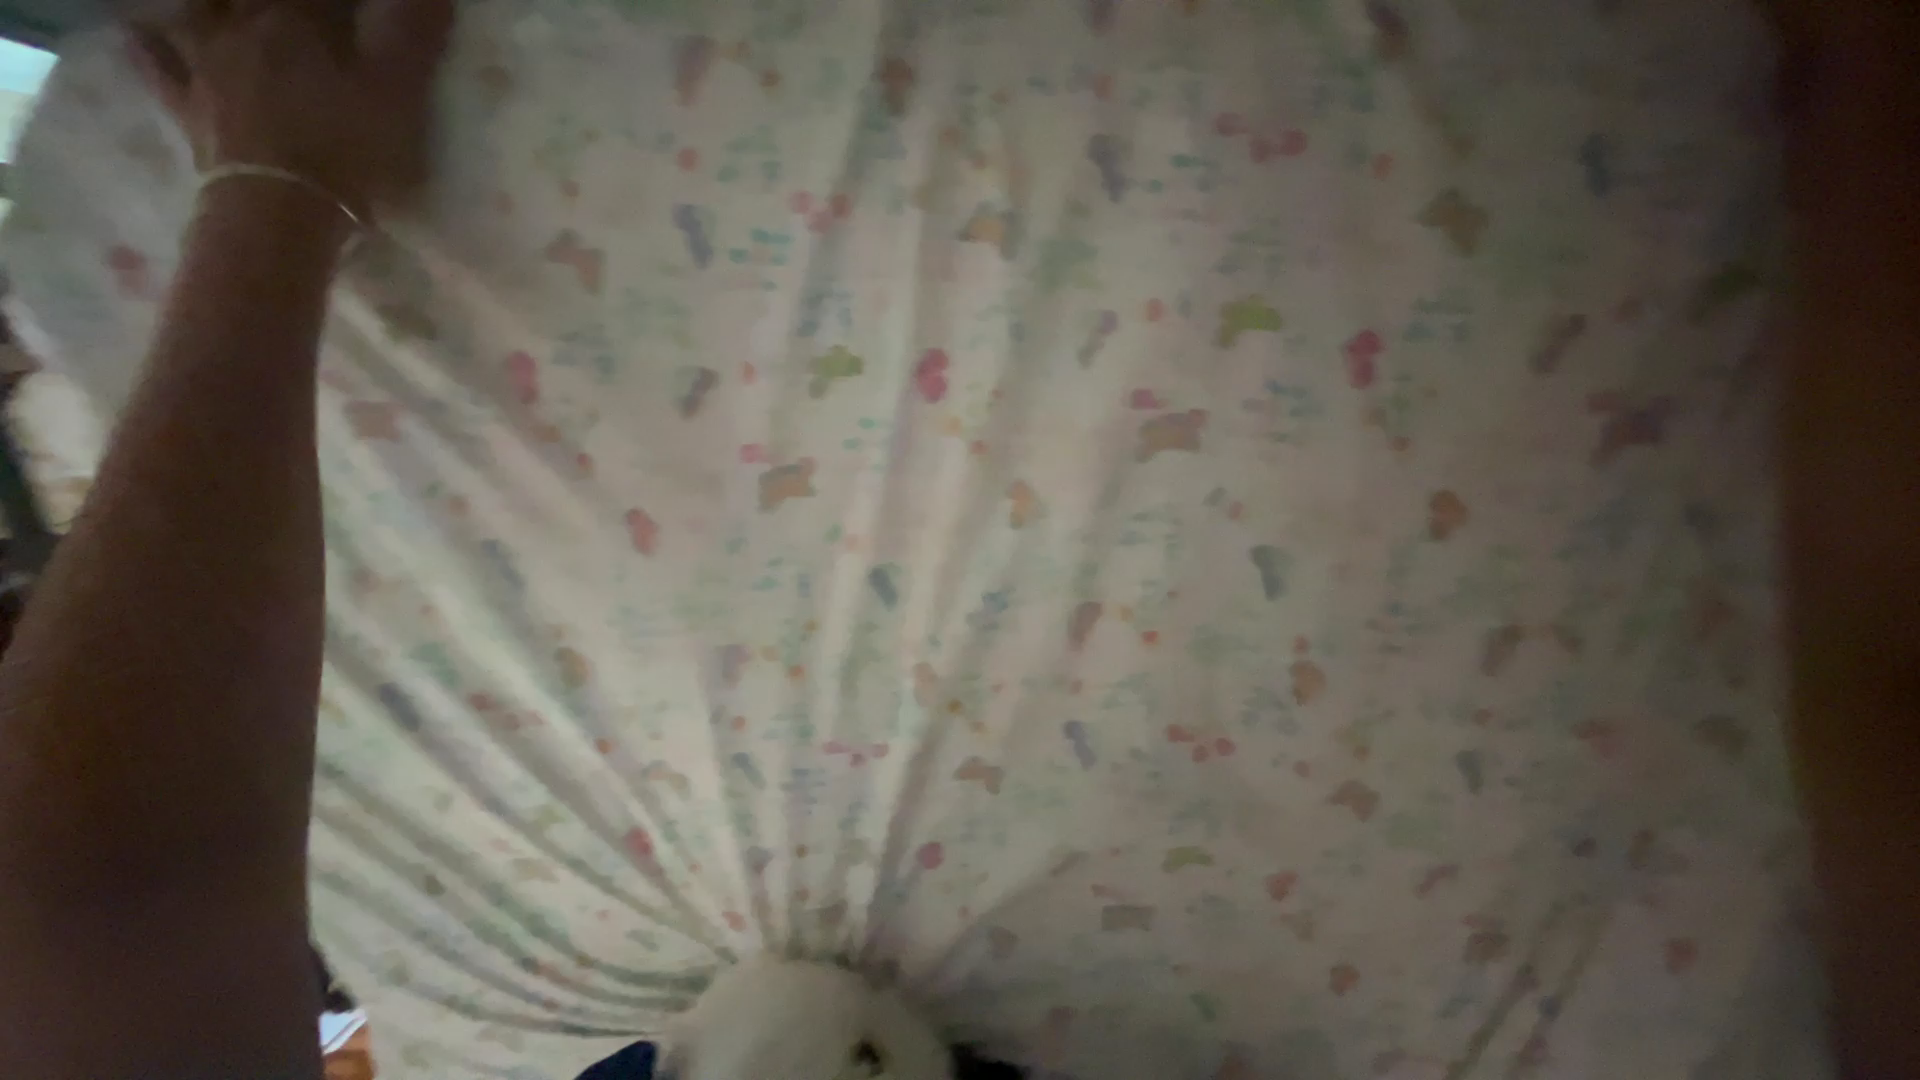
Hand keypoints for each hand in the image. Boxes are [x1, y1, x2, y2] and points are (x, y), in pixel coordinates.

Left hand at [128, 0, 454, 216]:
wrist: (284, 206)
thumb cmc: (350, 148)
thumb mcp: (399, 93)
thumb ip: (413, 34)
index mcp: (295, 20)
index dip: (340, 3)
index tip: (350, 10)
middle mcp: (241, 27)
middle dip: (279, 4)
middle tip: (296, 14)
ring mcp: (207, 65)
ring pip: (198, 12)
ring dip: (210, 6)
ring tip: (224, 9)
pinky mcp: (190, 106)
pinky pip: (158, 65)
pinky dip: (151, 47)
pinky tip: (144, 35)